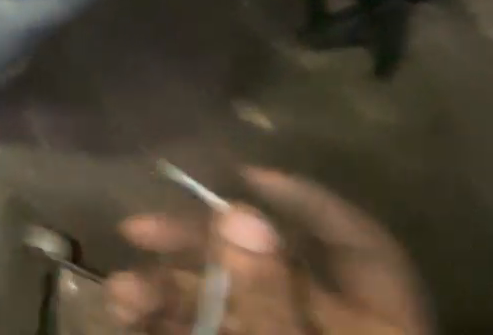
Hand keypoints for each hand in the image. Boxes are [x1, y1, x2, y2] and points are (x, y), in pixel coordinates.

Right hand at [105, 168, 429, 333]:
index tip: (240, 173)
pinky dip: (160, 314)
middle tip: (134, 229)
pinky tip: (126, 316)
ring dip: (161, 285)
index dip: (309, 203)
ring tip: (121, 299)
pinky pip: (197, 324)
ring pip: (219, 294)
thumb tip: (242, 208)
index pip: (357, 248)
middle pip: (262, 261)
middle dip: (191, 244)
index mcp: (371, 328)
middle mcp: (325, 326)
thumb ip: (268, 293)